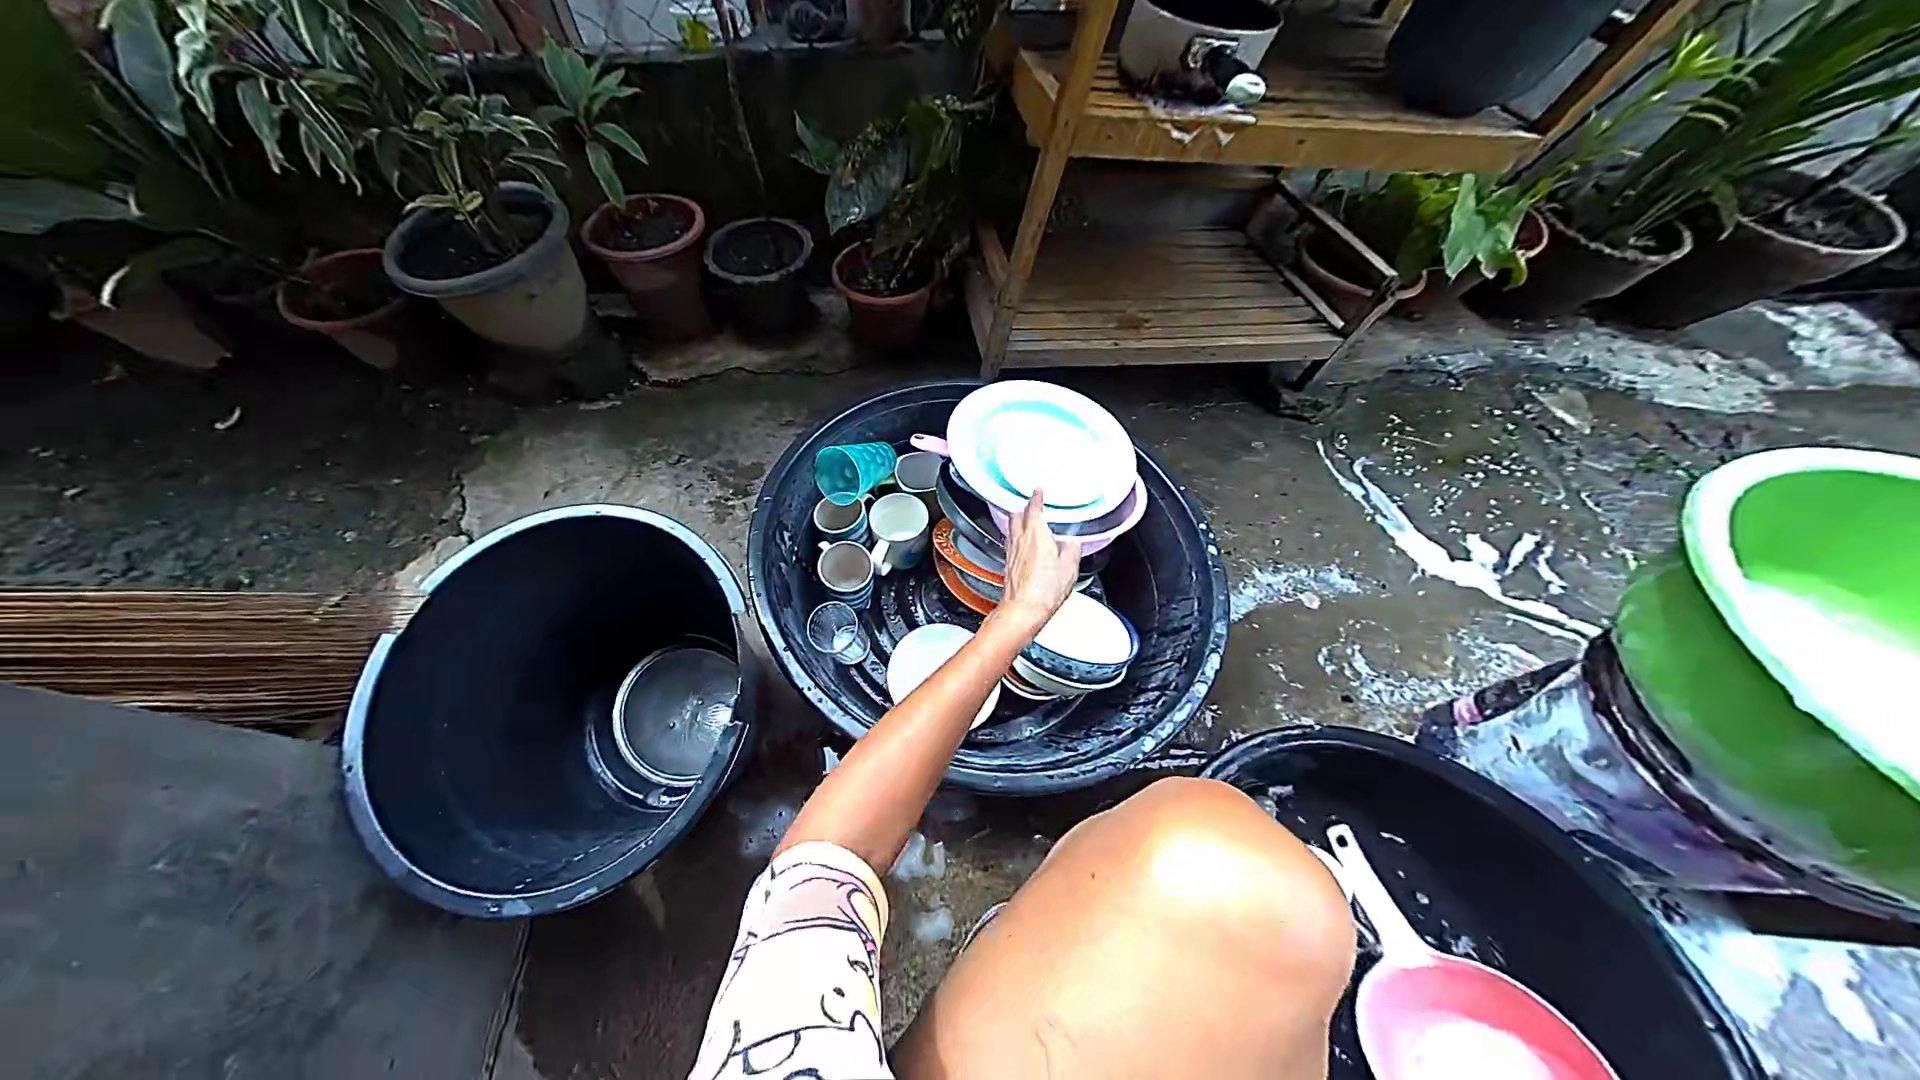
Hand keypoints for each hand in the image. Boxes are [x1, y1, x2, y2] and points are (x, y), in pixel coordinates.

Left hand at [997, 490, 1080, 634]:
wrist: (1023, 609)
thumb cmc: (1045, 589)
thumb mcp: (1069, 566)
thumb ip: (1071, 549)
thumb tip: (1070, 543)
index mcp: (1035, 533)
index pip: (1033, 508)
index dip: (1036, 498)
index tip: (1038, 491)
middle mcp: (1019, 539)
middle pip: (1016, 515)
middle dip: (1024, 509)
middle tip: (1032, 507)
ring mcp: (1011, 552)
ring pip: (1011, 529)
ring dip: (1018, 523)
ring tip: (1027, 524)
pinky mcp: (1007, 565)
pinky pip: (1011, 544)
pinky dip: (1017, 539)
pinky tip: (1023, 547)